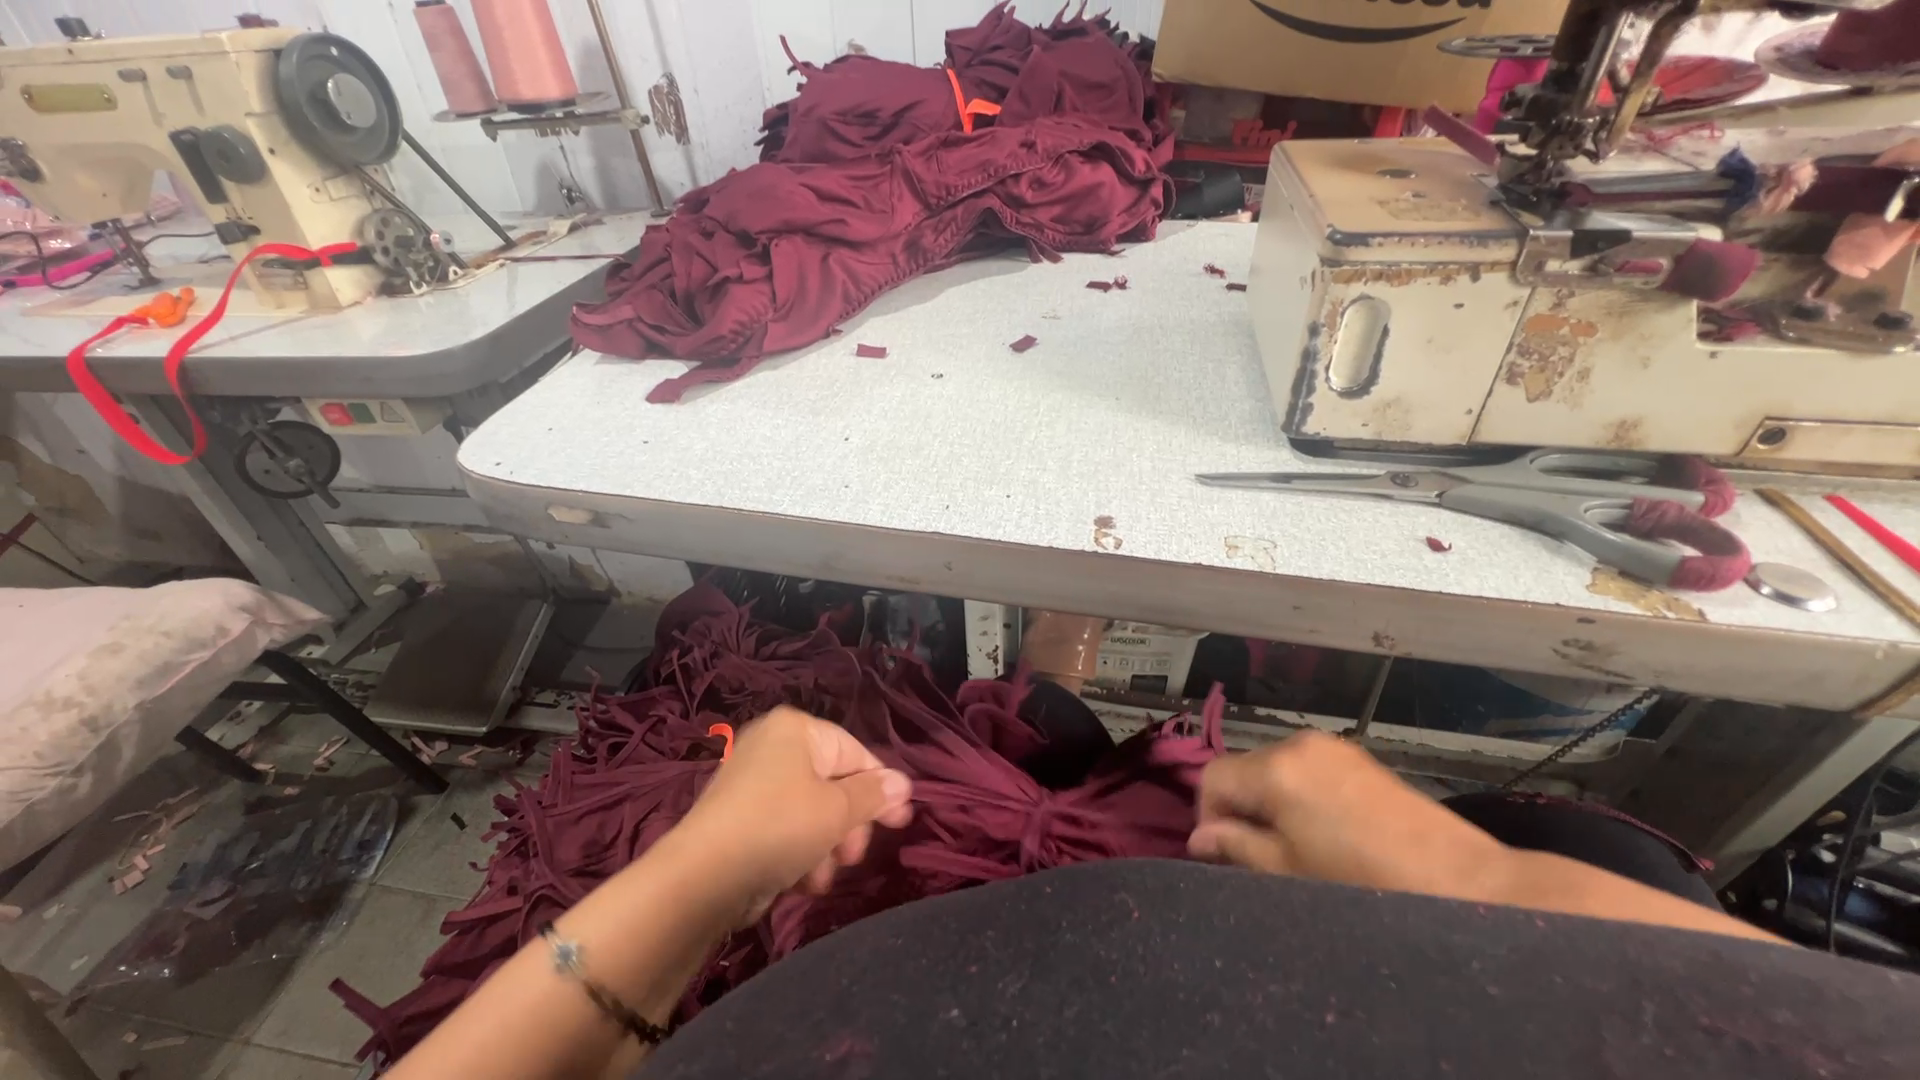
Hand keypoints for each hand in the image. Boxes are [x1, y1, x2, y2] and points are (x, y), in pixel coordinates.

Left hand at [669, 707, 912, 925]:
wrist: (703, 877)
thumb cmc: (780, 827)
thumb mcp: (838, 810)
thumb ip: (874, 795)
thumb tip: (904, 783)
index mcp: (796, 730)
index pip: (855, 752)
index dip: (881, 788)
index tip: (900, 823)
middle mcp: (773, 747)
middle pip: (833, 785)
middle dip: (849, 825)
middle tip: (854, 856)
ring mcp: (753, 784)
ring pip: (812, 813)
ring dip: (826, 848)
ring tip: (821, 875)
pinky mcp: (740, 820)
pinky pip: (786, 831)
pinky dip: (799, 854)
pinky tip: (801, 881)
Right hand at [1187, 731, 1512, 901]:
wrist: (1462, 881)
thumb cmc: (1362, 881)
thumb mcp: (1286, 872)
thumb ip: (1235, 847)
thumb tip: (1199, 838)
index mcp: (1275, 768)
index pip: (1212, 779)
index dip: (1208, 818)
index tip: (1222, 856)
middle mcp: (1298, 745)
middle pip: (1243, 769)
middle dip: (1239, 809)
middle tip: (1258, 857)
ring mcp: (1332, 748)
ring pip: (1274, 770)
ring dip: (1269, 802)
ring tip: (1292, 847)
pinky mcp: (1358, 758)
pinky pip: (1306, 770)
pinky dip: (1298, 795)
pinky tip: (1322, 831)